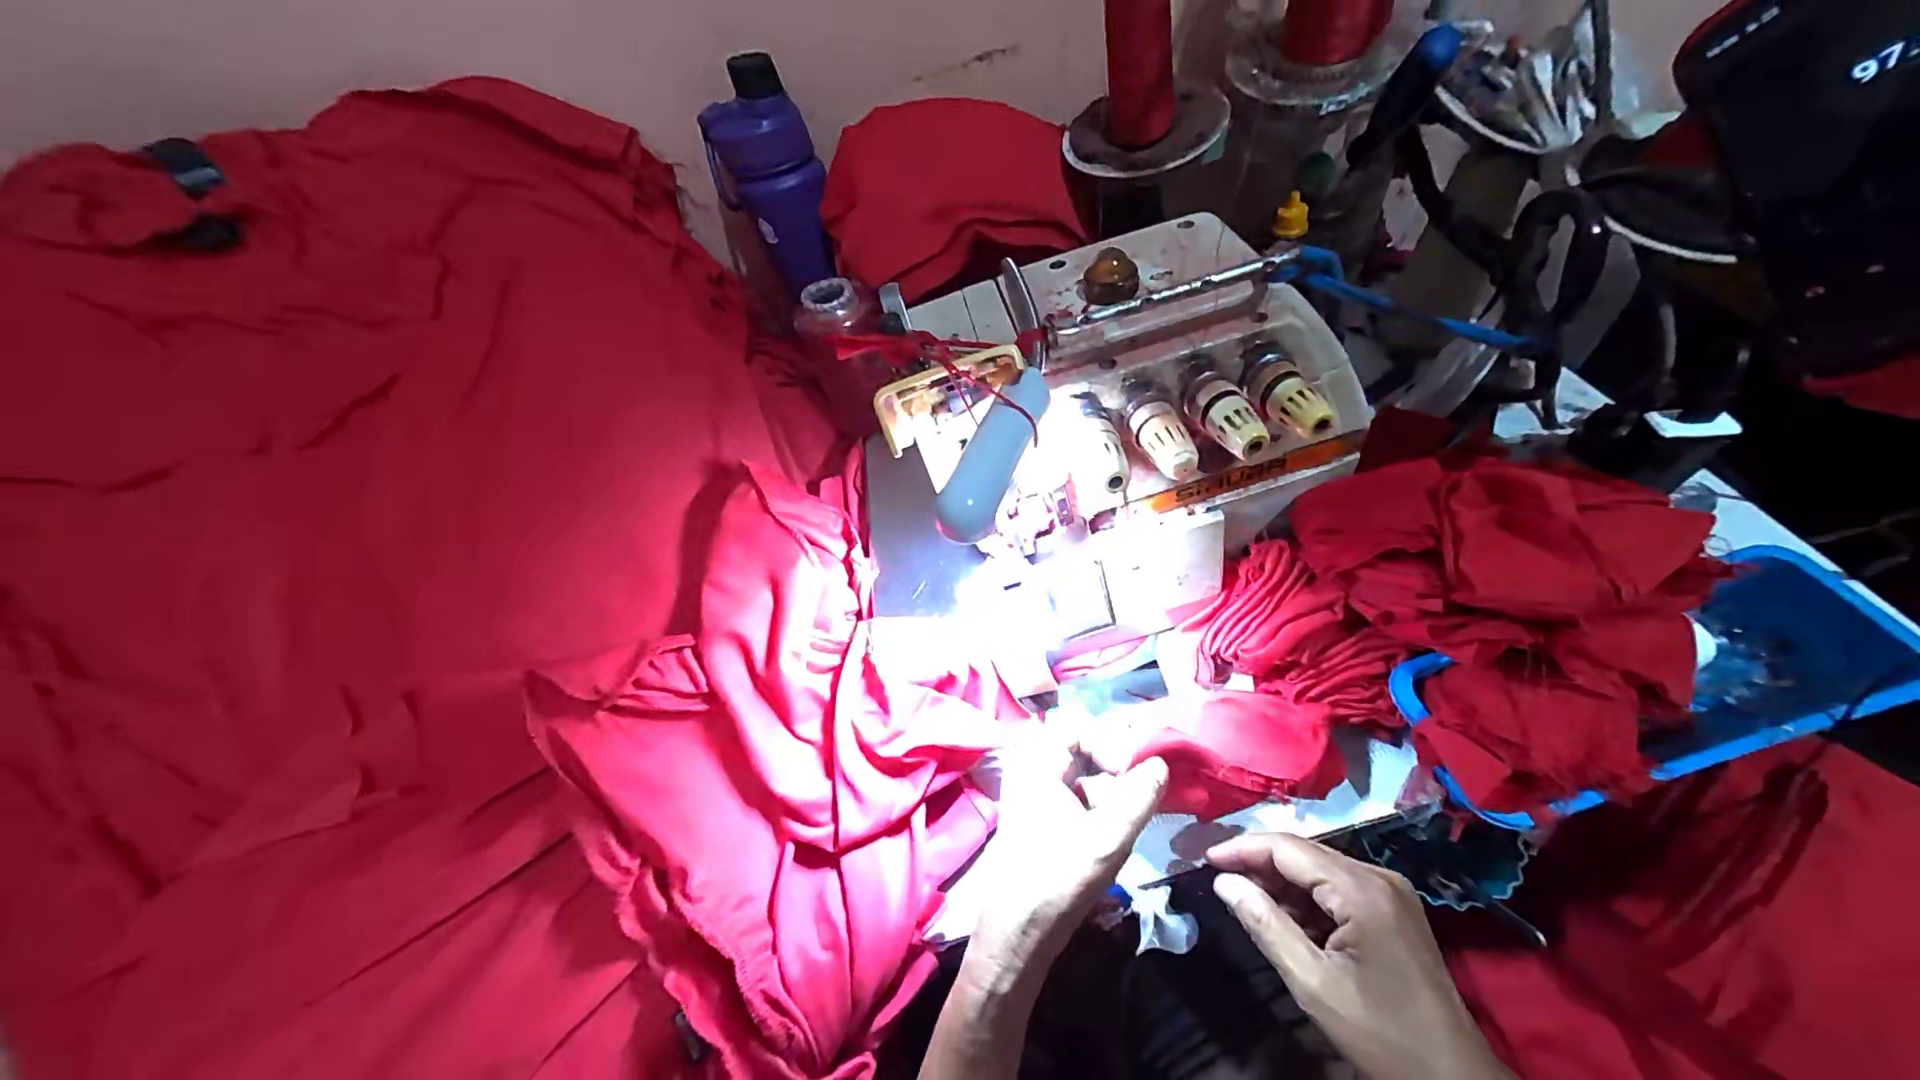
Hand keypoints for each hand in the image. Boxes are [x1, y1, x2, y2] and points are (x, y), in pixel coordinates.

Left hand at [966, 733, 1168, 989]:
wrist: (1014, 931)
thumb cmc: (1058, 878)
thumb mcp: (1109, 838)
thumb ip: (1139, 797)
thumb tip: (1161, 763)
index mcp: (1037, 762)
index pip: (1080, 726)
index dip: (1111, 742)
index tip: (1132, 774)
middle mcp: (1031, 769)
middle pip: (1082, 746)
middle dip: (1115, 765)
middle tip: (1142, 791)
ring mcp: (1034, 793)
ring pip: (1081, 772)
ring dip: (1109, 787)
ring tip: (1128, 814)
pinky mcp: (1041, 816)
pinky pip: (1075, 793)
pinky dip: (1098, 803)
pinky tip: (1112, 828)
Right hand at [1207, 833, 1511, 1079]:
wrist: (1452, 1079)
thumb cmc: (1380, 1033)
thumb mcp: (1312, 982)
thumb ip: (1264, 924)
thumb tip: (1223, 882)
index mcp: (1362, 889)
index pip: (1287, 848)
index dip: (1241, 849)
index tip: (1205, 860)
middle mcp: (1378, 876)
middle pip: (1303, 852)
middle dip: (1257, 861)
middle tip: (1218, 875)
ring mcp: (1389, 891)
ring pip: (1317, 867)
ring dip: (1279, 878)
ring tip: (1241, 893)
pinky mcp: (1392, 908)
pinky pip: (1336, 886)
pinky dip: (1304, 895)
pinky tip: (1281, 912)